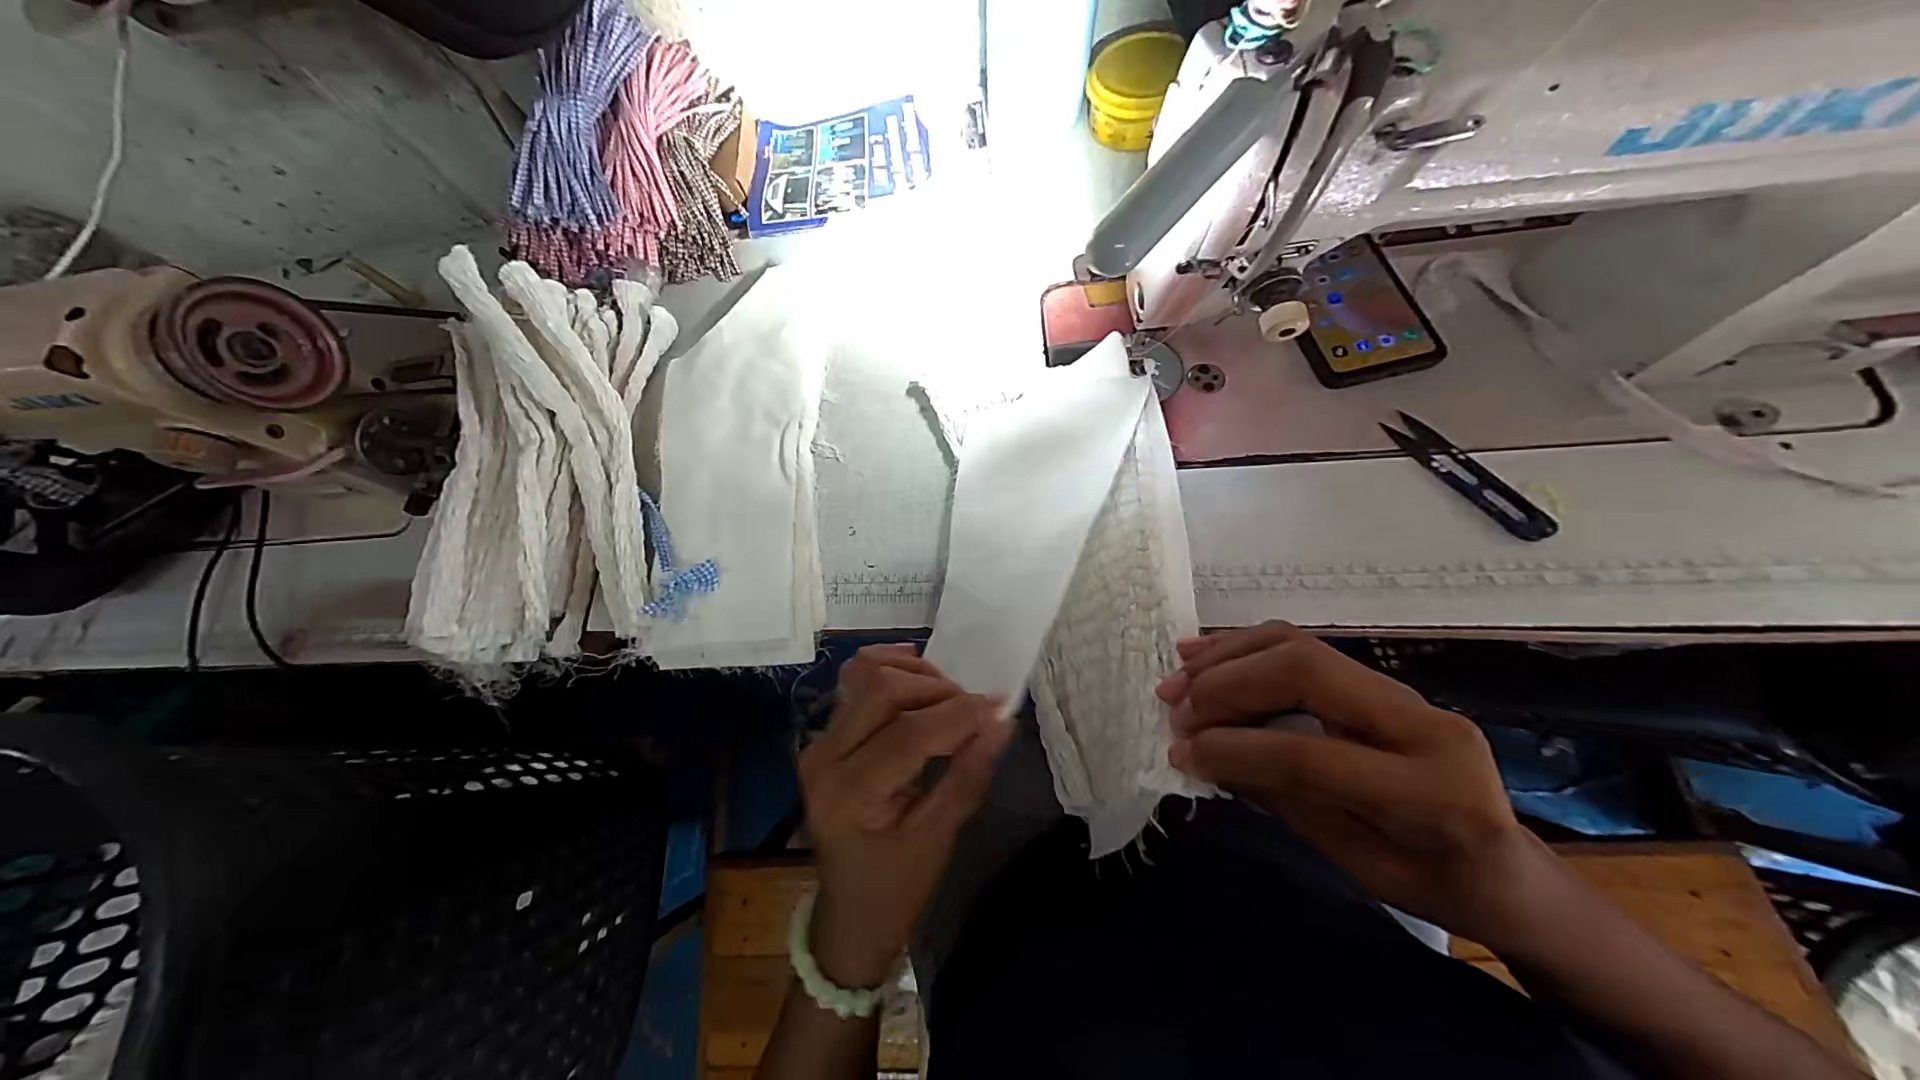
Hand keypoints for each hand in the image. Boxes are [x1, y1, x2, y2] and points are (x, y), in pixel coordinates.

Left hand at [798, 645, 1010, 987]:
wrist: (850, 909)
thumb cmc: (896, 886)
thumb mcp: (938, 838)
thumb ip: (968, 775)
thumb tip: (1001, 722)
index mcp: (849, 795)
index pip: (908, 734)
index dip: (959, 714)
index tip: (1001, 707)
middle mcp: (824, 757)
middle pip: (883, 690)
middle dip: (940, 690)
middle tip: (977, 711)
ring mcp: (819, 740)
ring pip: (868, 675)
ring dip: (919, 676)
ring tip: (952, 701)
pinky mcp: (827, 732)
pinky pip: (855, 680)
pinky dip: (890, 665)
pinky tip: (919, 672)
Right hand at [1157, 621, 1569, 948]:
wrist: (1506, 870)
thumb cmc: (1436, 887)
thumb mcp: (1357, 866)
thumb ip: (1284, 801)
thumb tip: (1204, 754)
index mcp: (1431, 792)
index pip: (1308, 752)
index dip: (1234, 747)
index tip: (1181, 751)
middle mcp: (1424, 723)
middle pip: (1304, 672)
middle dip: (1227, 686)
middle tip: (1176, 709)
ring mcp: (1404, 692)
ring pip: (1300, 647)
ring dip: (1228, 658)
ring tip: (1177, 678)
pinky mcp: (1381, 682)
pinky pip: (1304, 650)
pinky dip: (1246, 649)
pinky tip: (1204, 654)